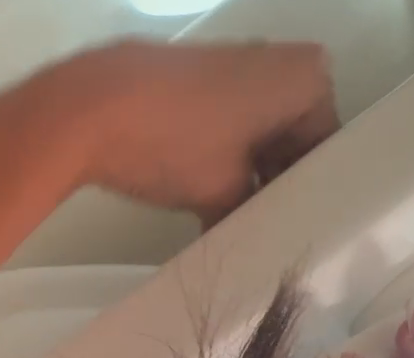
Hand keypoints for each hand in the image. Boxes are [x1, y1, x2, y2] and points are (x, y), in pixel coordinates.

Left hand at [27, 42, 338, 221]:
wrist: (92, 107)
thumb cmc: (173, 143)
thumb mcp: (218, 190)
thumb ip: (243, 212)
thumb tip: (241, 236)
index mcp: (309, 80)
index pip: (321, 152)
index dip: (301, 199)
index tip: (285, 236)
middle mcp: (281, 63)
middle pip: (286, 142)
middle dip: (268, 190)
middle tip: (256, 239)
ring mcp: (236, 68)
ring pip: (251, 137)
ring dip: (240, 180)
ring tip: (228, 229)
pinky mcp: (196, 81)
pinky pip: (222, 127)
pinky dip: (216, 162)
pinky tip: (200, 204)